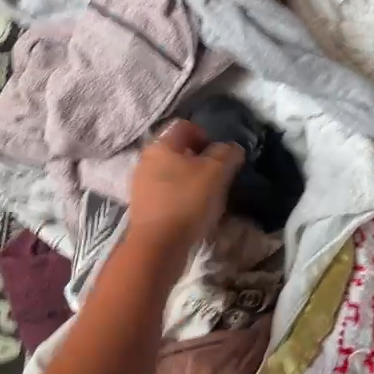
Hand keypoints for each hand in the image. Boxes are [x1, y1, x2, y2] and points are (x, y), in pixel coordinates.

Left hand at [124, 120, 243, 263]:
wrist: (157, 247)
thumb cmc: (187, 201)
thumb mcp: (217, 172)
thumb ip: (227, 153)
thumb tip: (232, 148)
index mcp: (161, 144)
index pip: (185, 126)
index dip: (206, 135)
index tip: (220, 155)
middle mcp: (146, 159)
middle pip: (178, 150)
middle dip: (200, 160)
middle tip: (217, 176)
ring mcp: (141, 184)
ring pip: (172, 173)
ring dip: (191, 180)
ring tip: (207, 198)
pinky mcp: (142, 206)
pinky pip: (166, 193)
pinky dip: (181, 198)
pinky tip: (193, 213)